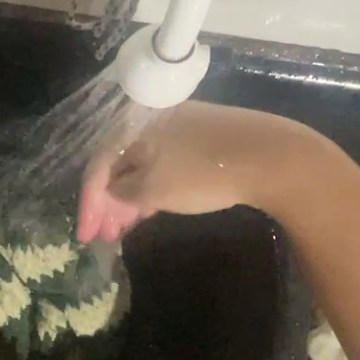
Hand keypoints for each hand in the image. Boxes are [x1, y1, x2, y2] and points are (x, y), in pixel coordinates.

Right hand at [78, 101, 330, 240]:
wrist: (273, 157)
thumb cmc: (204, 174)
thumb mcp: (154, 190)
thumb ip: (123, 192)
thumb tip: (112, 191)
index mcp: (134, 129)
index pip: (98, 169)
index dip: (88, 205)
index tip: (86, 236)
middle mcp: (152, 123)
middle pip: (119, 166)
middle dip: (108, 204)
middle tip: (105, 235)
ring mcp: (180, 128)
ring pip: (142, 166)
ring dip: (129, 199)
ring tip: (125, 227)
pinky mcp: (203, 138)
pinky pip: (163, 165)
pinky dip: (151, 189)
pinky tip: (151, 209)